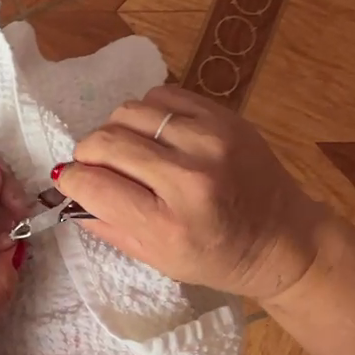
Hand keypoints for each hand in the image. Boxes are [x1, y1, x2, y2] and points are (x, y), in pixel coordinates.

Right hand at [54, 84, 332, 301]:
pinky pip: (159, 95)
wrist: (288, 240)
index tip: (69, 181)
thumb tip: (66, 188)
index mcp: (169, 223)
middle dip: (87, 153)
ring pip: (128, 111)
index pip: (93, 183)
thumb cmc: (217, 258)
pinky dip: (147, 113)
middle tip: (95, 166)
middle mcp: (189, 177)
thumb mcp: (156, 258)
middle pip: (105, 140)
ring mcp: (210, 140)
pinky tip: (157, 135)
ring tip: (130, 150)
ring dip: (116, 130)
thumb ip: (106, 223)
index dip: (70, 179)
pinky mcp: (223, 116)